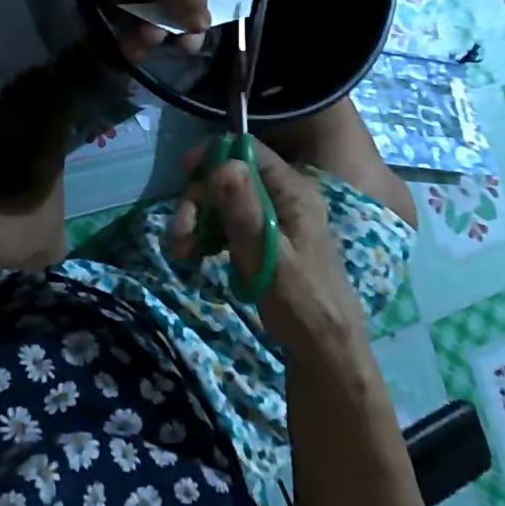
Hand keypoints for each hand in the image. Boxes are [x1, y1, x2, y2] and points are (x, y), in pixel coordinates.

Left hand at [25, 0, 209, 39]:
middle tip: (151, 43)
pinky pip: (115, 2)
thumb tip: (202, 25)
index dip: (193, 9)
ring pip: (140, 0)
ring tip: (132, 49)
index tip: (188, 44)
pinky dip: (120, 21)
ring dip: (141, 28)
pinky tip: (119, 38)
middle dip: (162, 22)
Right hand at [168, 139, 365, 359]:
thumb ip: (245, 209)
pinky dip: (209, 237)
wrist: (326, 355)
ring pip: (226, 202)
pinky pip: (230, 226)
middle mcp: (284, 198)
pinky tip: (195, 258)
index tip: (185, 173)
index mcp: (293, 191)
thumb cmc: (301, 304)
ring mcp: (274, 221)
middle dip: (199, 198)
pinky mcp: (265, 243)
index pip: (248, 150)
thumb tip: (223, 160)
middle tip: (178, 235)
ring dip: (199, 220)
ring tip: (181, 253)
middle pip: (230, 177)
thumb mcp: (268, 256)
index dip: (214, 154)